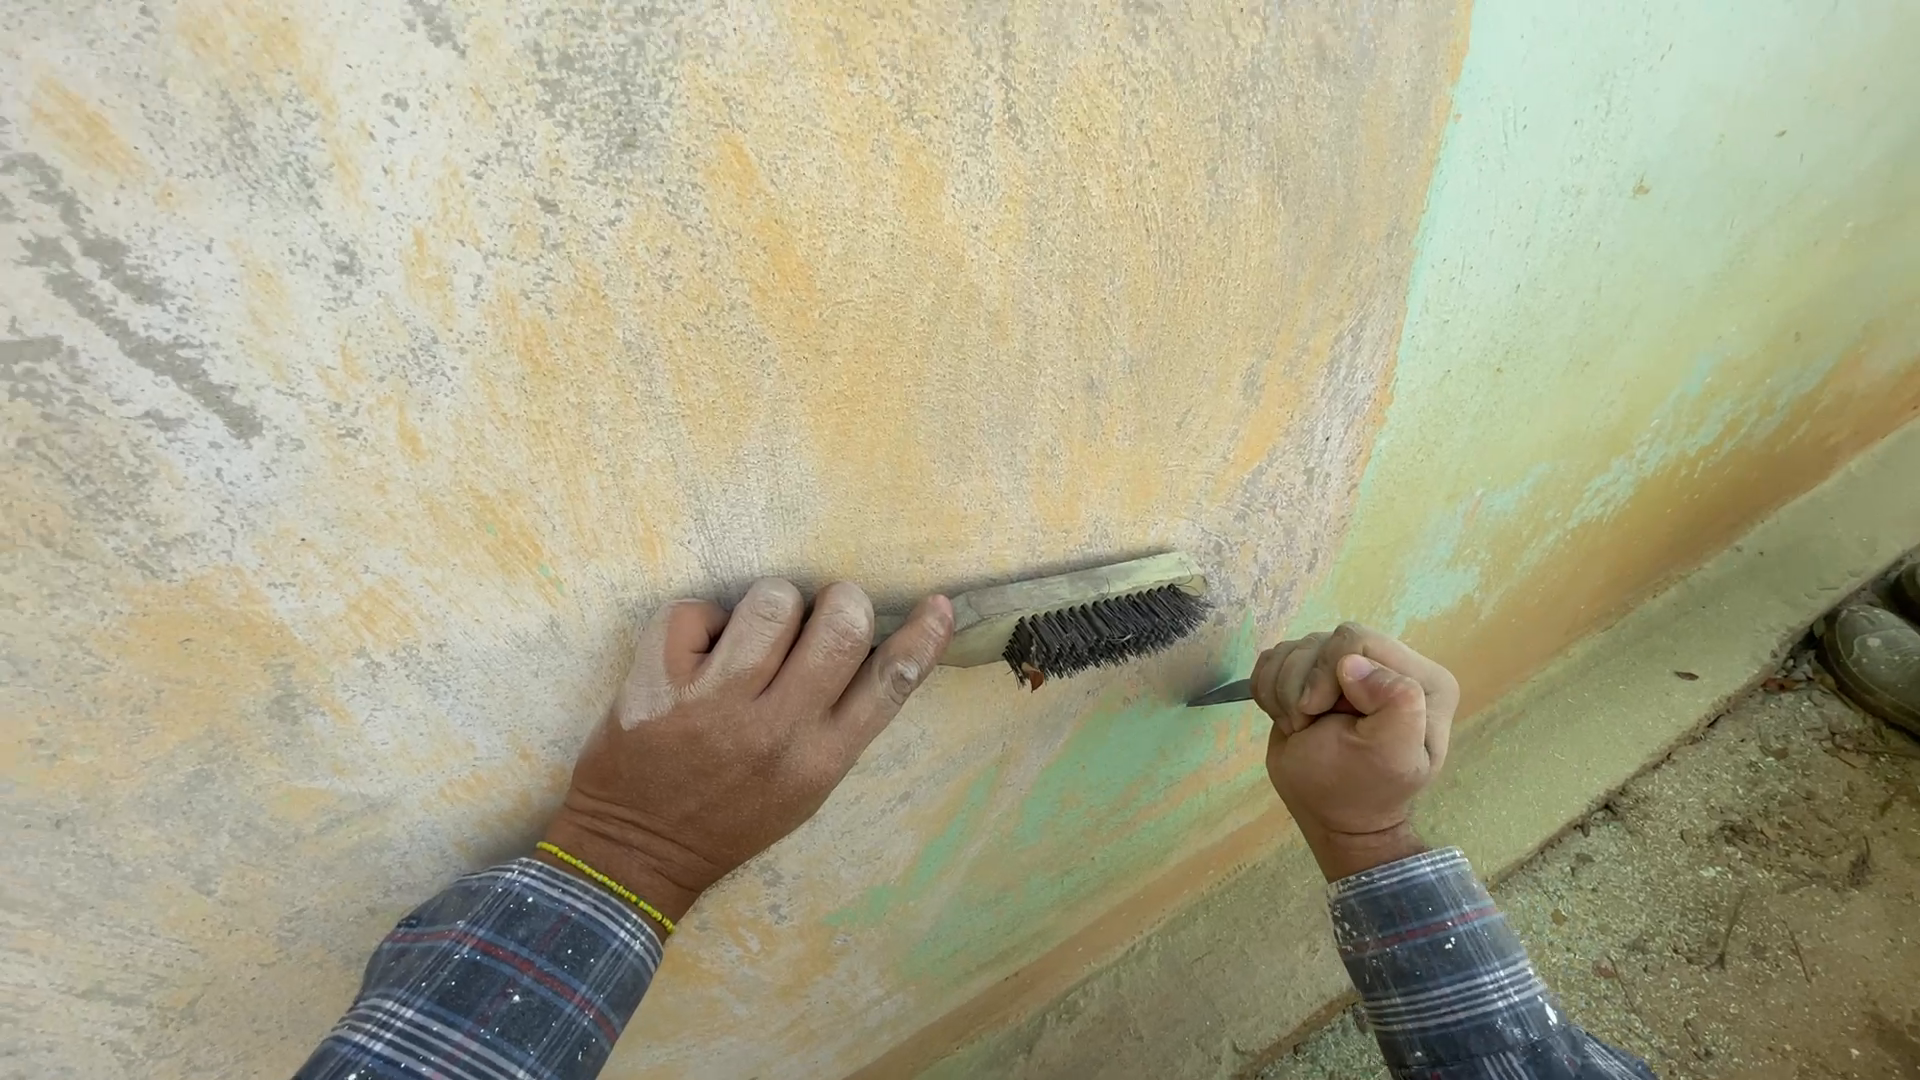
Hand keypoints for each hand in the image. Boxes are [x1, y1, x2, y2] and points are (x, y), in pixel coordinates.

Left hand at [540, 579, 953, 922]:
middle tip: (821, 614)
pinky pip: (696, 609)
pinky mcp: (655, 684)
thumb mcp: (807, 785)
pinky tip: (694, 652)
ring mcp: (712, 706)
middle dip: (839, 602)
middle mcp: (775, 731)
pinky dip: (699, 622)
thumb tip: (874, 640)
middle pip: (840, 626)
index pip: (889, 683)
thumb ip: (842, 719)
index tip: (936, 605)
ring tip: (752, 635)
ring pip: (772, 601)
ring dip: (769, 605)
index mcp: (821, 758)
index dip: (922, 637)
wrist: (631, 856)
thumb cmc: (732, 815)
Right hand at [1249, 623, 1459, 880]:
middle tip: (1303, 722)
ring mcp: (1345, 666)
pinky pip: (1275, 656)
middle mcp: (1385, 664)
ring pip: (1295, 648)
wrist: (1324, 812)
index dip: (1327, 673)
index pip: (1359, 640)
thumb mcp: (1389, 754)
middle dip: (1300, 683)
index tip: (1317, 713)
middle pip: (1323, 641)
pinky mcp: (1310, 673)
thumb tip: (1352, 664)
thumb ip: (1394, 704)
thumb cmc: (1357, 789)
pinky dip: (1268, 687)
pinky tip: (1284, 716)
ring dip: (1281, 690)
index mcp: (1420, 680)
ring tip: (1296, 726)